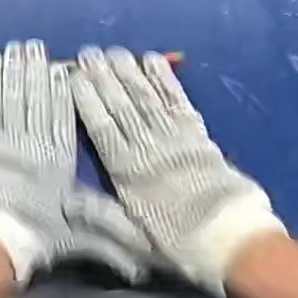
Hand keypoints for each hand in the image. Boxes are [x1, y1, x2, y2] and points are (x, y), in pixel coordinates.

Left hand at [0, 40, 154, 282]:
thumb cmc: (40, 235)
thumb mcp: (80, 236)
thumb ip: (112, 237)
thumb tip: (144, 260)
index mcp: (59, 159)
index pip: (63, 116)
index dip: (62, 89)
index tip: (63, 66)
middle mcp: (33, 142)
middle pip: (36, 97)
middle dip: (36, 69)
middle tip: (35, 44)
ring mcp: (6, 137)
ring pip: (13, 94)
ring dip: (13, 68)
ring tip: (15, 46)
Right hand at [73, 47, 285, 297]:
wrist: (234, 246)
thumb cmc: (177, 242)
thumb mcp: (132, 235)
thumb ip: (98, 214)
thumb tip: (63, 200)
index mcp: (128, 171)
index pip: (101, 127)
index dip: (86, 100)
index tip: (72, 76)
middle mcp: (148, 148)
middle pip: (121, 105)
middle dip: (103, 77)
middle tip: (88, 52)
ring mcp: (175, 139)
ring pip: (146, 99)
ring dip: (129, 73)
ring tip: (113, 51)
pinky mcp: (199, 136)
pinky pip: (178, 103)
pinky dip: (165, 80)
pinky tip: (153, 62)